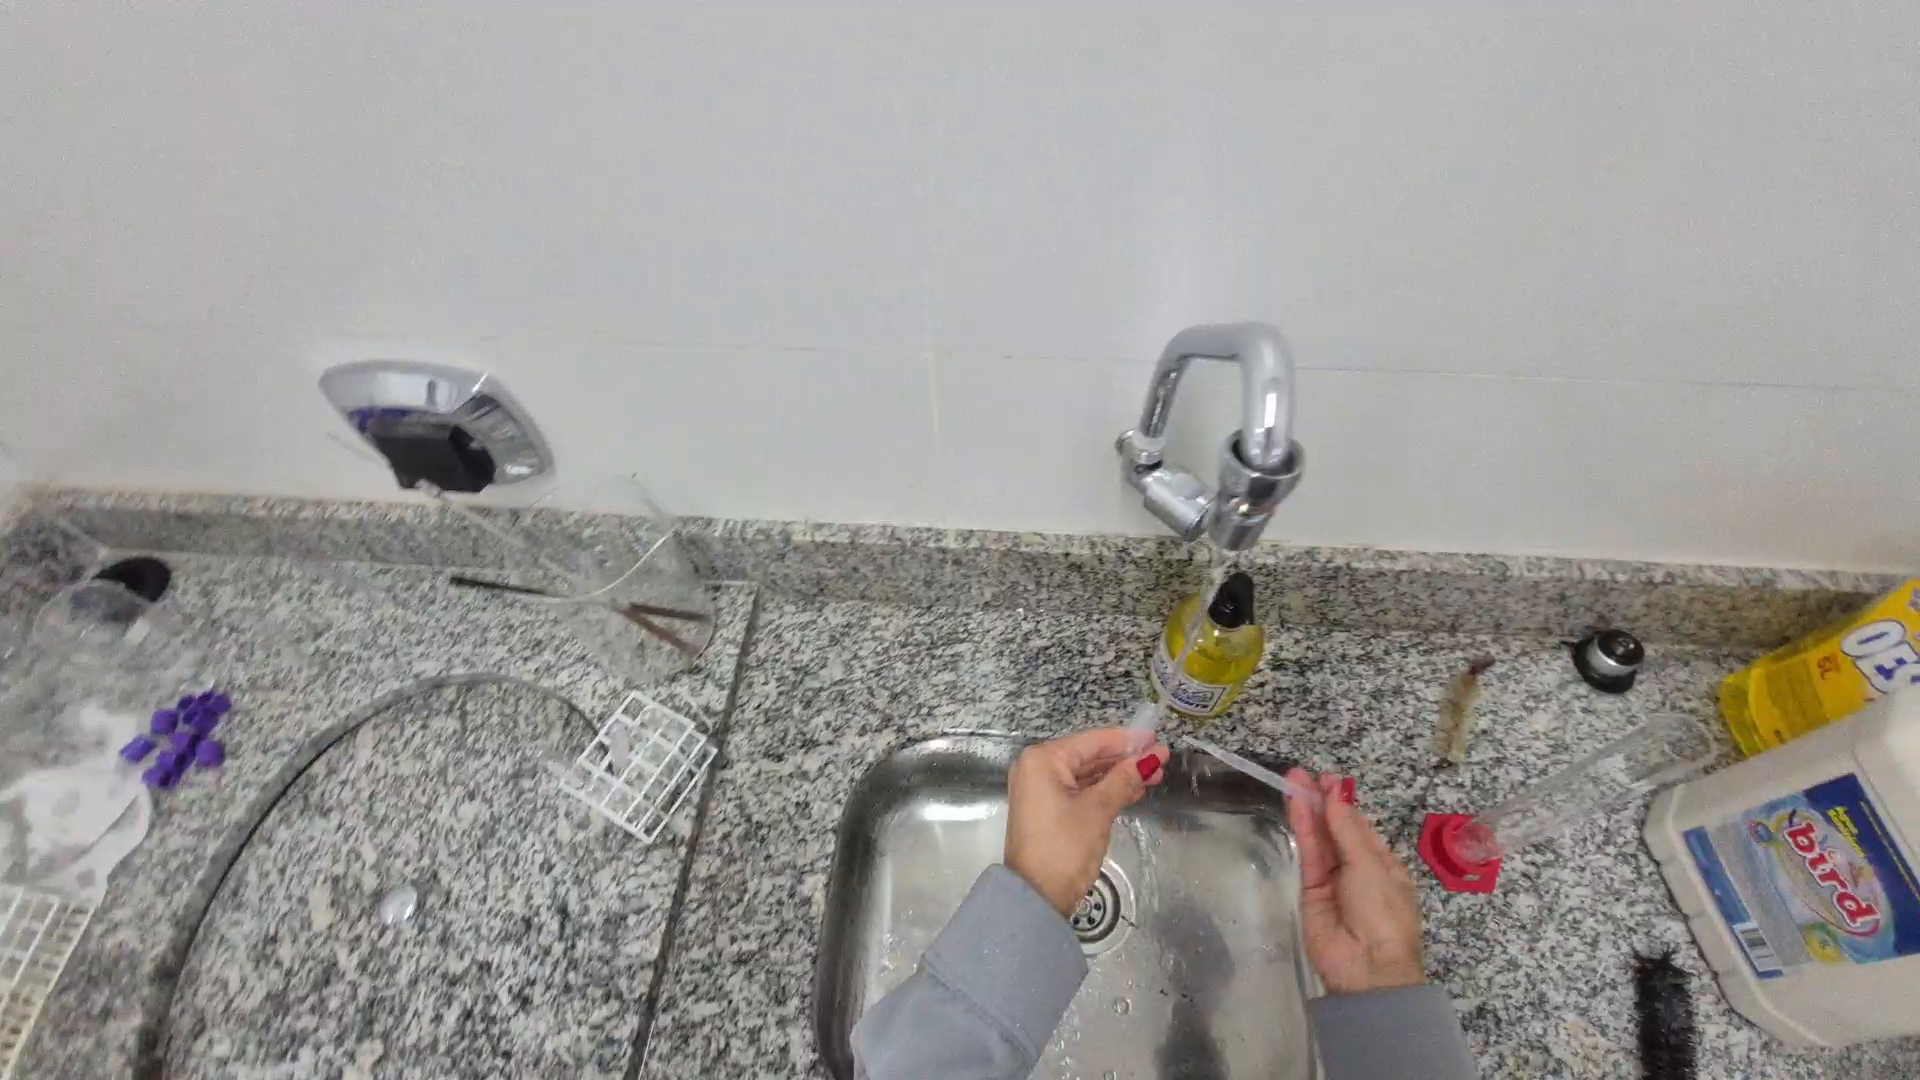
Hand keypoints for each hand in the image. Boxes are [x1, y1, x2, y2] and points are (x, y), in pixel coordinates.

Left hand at [1004, 728, 1168, 918]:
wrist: (1037, 898)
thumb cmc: (1065, 847)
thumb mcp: (1098, 810)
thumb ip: (1124, 780)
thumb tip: (1151, 758)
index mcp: (1043, 760)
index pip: (1091, 742)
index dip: (1126, 740)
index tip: (1155, 738)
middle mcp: (1038, 769)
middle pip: (1089, 757)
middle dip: (1125, 759)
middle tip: (1161, 758)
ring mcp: (1041, 790)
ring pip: (1087, 776)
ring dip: (1119, 776)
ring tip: (1154, 775)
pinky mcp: (1048, 810)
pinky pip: (1081, 792)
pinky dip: (1105, 791)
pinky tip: (1133, 790)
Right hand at [1285, 768, 1425, 993]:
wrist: (1366, 967)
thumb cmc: (1382, 913)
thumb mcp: (1370, 865)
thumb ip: (1346, 827)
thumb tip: (1336, 789)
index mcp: (1384, 864)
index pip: (1359, 825)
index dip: (1342, 802)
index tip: (1325, 778)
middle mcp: (1357, 868)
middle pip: (1335, 827)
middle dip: (1319, 801)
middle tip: (1299, 774)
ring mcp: (1333, 878)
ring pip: (1318, 836)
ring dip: (1306, 809)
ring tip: (1290, 780)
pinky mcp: (1310, 887)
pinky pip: (1307, 852)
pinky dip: (1301, 828)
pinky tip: (1294, 805)